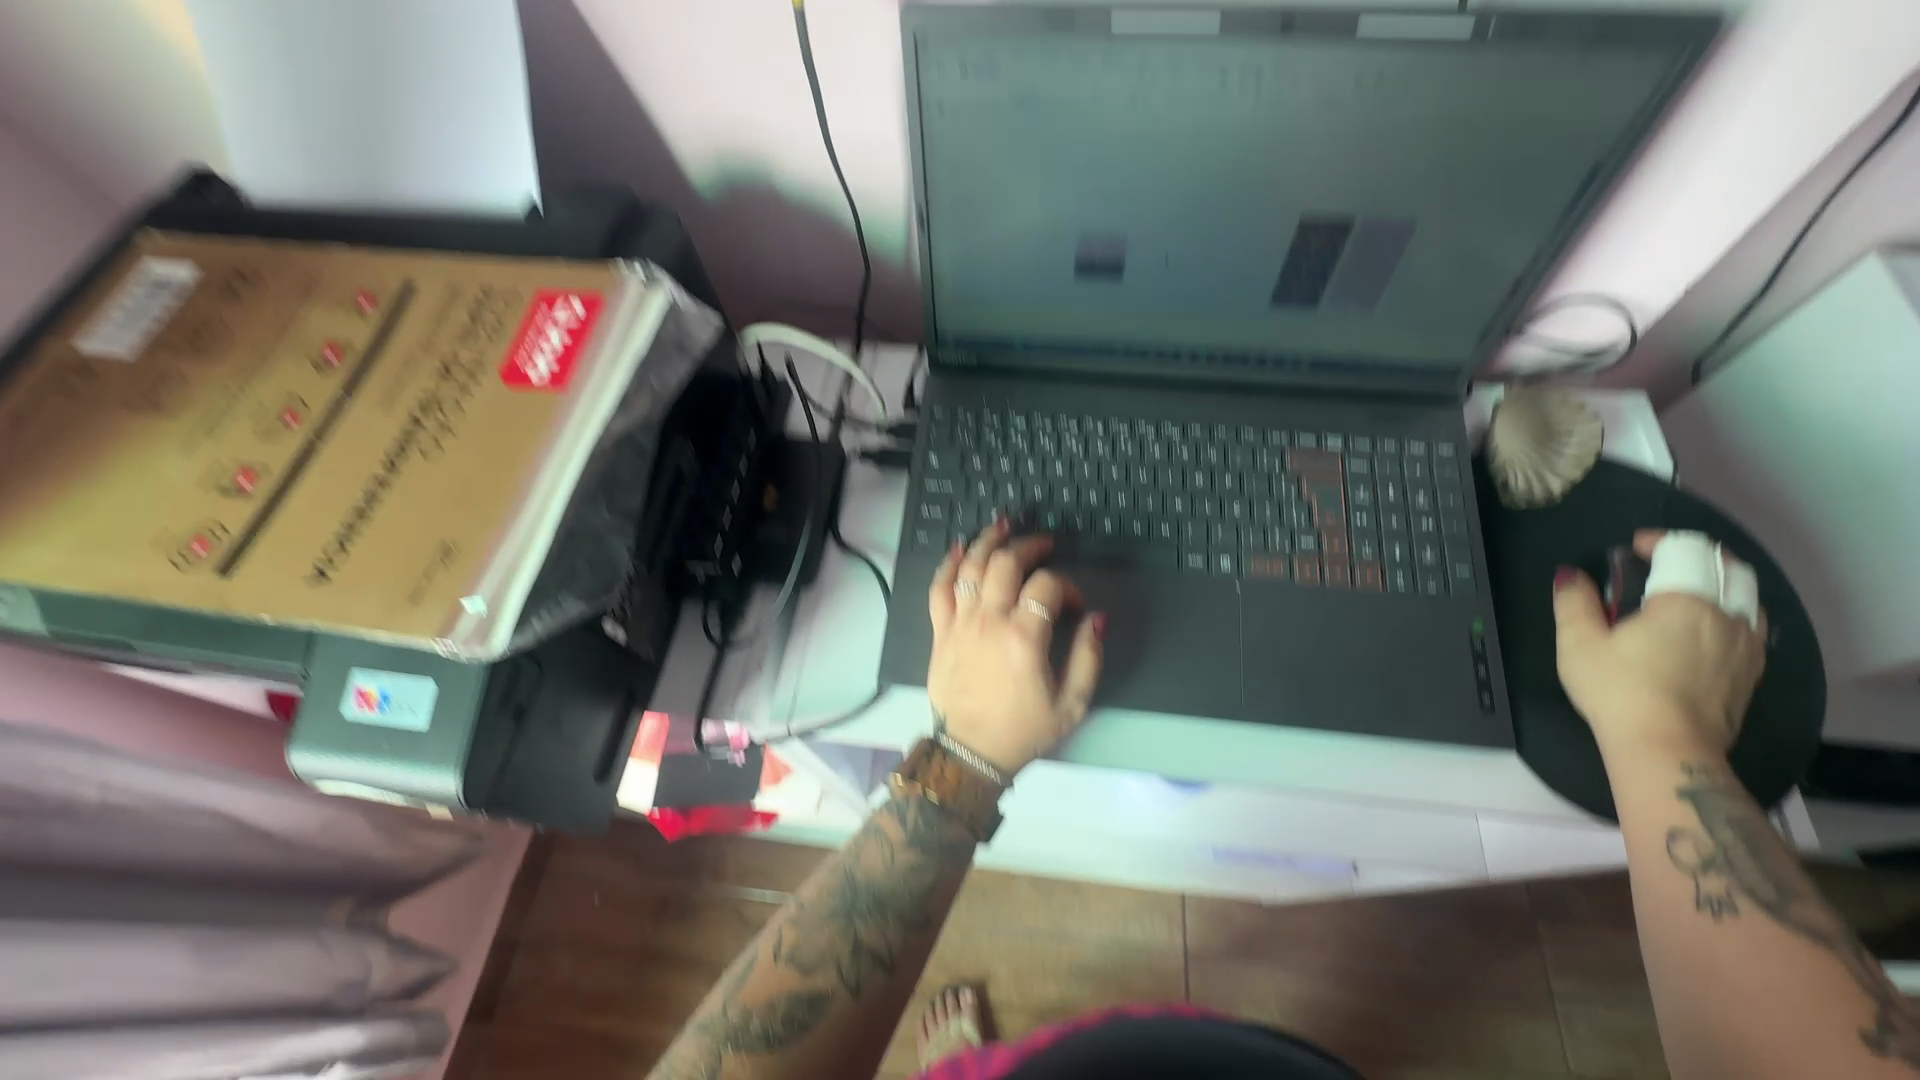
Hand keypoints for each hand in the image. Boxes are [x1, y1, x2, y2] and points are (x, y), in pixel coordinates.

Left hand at [925, 519, 1104, 776]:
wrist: (971, 753)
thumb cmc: (1023, 730)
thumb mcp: (1072, 704)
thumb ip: (1089, 658)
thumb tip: (1096, 619)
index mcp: (1024, 639)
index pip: (1047, 587)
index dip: (1067, 586)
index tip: (1074, 604)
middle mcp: (989, 622)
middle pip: (1006, 563)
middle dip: (1028, 545)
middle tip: (1044, 542)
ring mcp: (960, 624)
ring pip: (971, 566)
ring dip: (989, 540)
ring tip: (1004, 524)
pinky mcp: (940, 632)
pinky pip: (939, 588)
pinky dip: (949, 564)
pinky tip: (960, 548)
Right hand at [1552, 530, 1767, 759]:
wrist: (1666, 747)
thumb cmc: (1618, 690)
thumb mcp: (1578, 643)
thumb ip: (1575, 603)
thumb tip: (1571, 575)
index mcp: (1685, 602)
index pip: (1684, 551)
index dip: (1658, 541)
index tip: (1636, 546)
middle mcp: (1726, 616)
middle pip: (1729, 567)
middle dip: (1698, 554)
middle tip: (1665, 560)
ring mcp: (1746, 645)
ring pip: (1749, 596)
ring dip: (1721, 583)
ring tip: (1689, 592)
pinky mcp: (1751, 672)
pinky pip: (1751, 626)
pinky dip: (1732, 612)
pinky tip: (1705, 628)